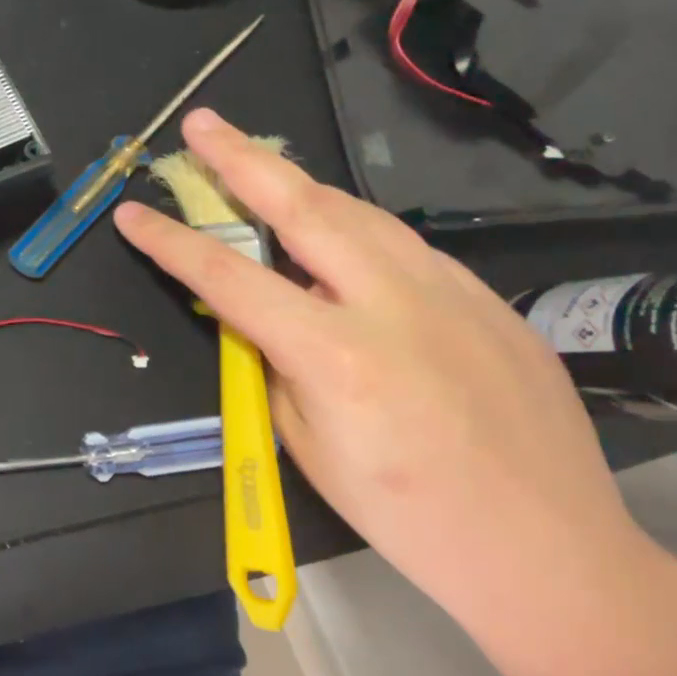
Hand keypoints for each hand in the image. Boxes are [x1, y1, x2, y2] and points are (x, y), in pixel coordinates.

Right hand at [114, 109, 676, 675]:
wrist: (545, 552)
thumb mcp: (302, 439)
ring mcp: (455, 296)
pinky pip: (408, 247)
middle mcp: (396, 306)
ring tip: (258, 165)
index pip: (228, 276)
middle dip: (242, 159)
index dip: (169, 240)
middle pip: (304, 209)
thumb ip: (268, 363)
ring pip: (363, 214)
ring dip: (300, 184)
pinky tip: (337, 236)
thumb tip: (245, 315)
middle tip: (202, 123)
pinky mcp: (491, 303)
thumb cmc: (401, 512)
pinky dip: (357, 229)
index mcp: (334, 353)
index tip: (131, 214)